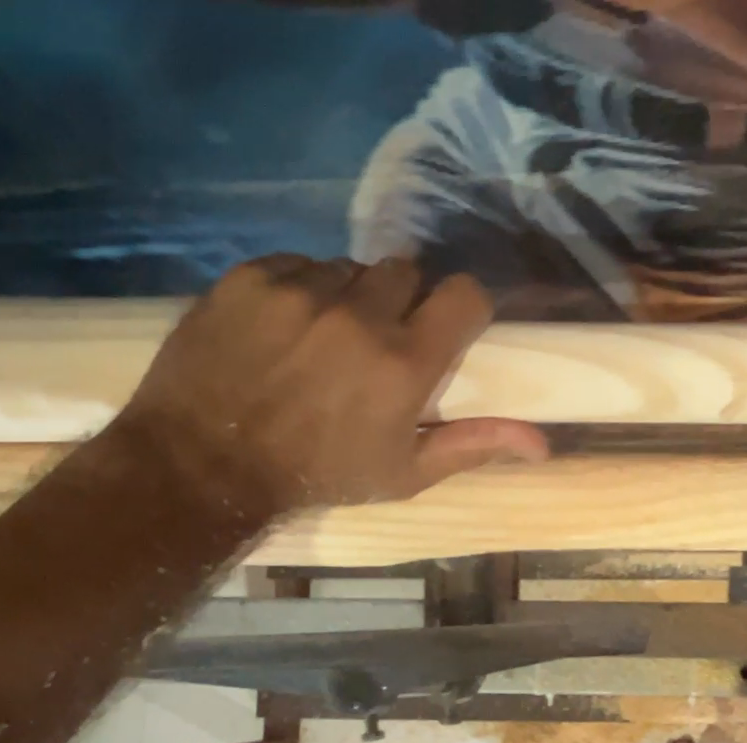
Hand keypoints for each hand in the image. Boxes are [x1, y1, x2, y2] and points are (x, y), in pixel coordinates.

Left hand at [115, 254, 548, 516]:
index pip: (465, 293)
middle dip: (405, 300)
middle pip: (409, 272)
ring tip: (328, 334)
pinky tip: (287, 326)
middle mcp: (359, 314)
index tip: (451, 326)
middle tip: (383, 337)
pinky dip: (302, 288)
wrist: (203, 465)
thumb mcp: (405, 473)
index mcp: (405, 362)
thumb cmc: (320, 475)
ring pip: (351, 267)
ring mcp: (300, 290)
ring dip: (352, 294)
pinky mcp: (250, 277)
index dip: (465, 306)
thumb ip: (475, 445)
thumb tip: (543, 444)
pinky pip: (298, 264)